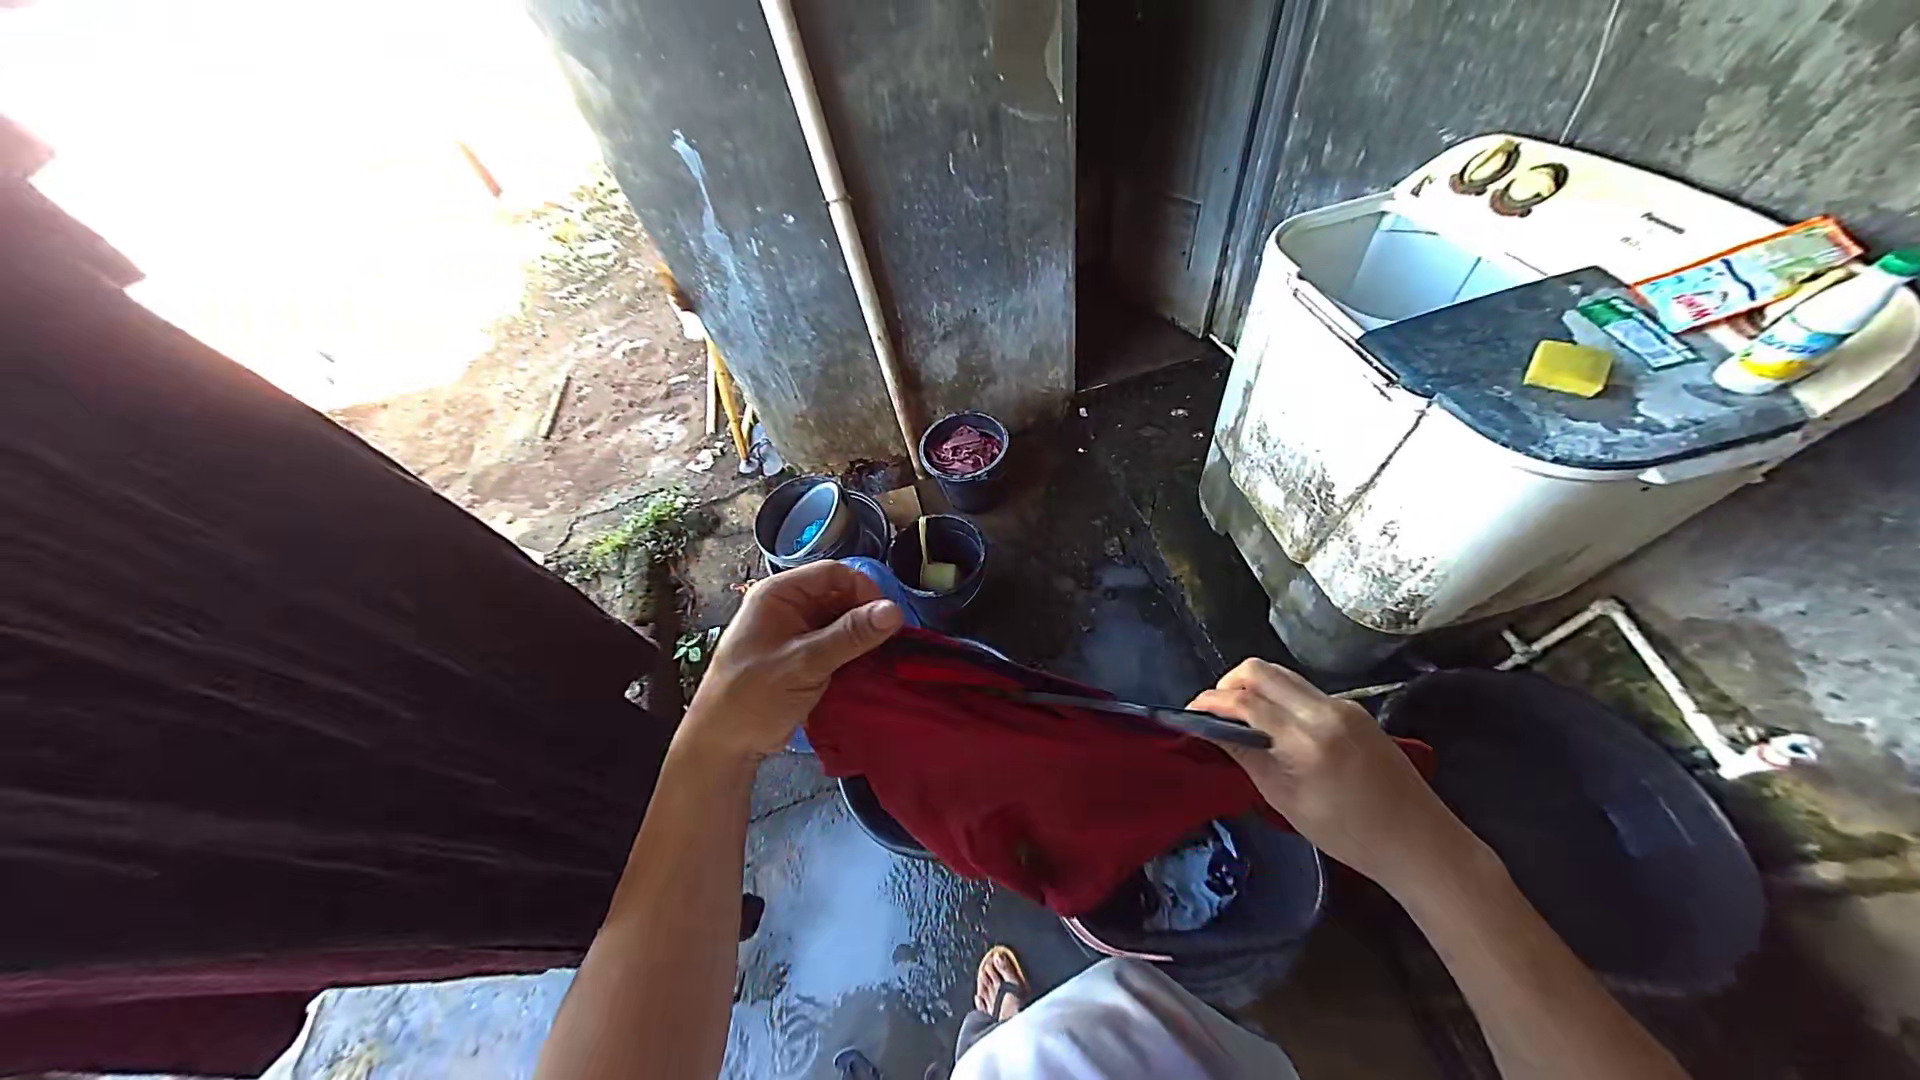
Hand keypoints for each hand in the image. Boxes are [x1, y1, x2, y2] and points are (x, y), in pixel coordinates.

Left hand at [677, 561, 903, 761]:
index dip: (863, 589)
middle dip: (865, 615)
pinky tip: (868, 667)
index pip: (833, 573)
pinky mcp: (803, 656)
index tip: (887, 617)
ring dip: (861, 636)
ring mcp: (795, 632)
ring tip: (882, 656)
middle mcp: (788, 606)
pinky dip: (853, 652)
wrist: (723, 745)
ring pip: (841, 621)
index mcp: (779, 594)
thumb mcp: (805, 662)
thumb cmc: (752, 697)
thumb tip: (895, 611)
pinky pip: (836, 643)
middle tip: (889, 641)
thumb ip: (850, 635)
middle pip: (839, 596)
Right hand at [1190, 659, 1479, 892]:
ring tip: (1241, 719)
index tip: (1191, 711)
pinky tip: (1276, 728)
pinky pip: (1303, 691)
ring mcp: (1343, 706)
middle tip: (1215, 711)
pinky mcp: (1354, 709)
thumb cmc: (1348, 834)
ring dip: (1253, 688)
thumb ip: (1245, 755)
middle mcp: (1325, 711)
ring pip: (1282, 676)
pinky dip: (1279, 698)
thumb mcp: (1284, 800)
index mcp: (1307, 739)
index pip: (1245, 701)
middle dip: (1228, 684)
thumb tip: (1209, 729)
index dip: (1211, 701)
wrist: (1421, 844)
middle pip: (1261, 671)